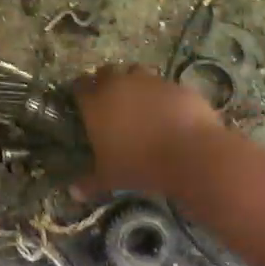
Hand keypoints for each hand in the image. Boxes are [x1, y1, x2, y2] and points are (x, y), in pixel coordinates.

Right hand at [71, 65, 224, 197]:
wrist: (191, 155)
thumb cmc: (141, 165)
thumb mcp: (111, 177)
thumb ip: (90, 182)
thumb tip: (72, 193)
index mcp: (95, 102)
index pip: (79, 86)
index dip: (80, 93)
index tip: (84, 104)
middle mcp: (118, 83)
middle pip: (105, 72)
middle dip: (106, 82)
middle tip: (111, 103)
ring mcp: (148, 81)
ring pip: (134, 73)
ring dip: (133, 84)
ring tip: (140, 105)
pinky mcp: (174, 85)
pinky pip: (162, 85)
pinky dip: (161, 95)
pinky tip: (168, 113)